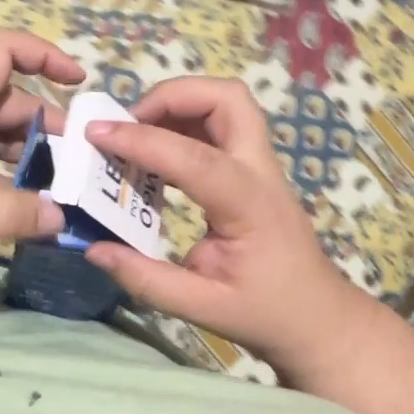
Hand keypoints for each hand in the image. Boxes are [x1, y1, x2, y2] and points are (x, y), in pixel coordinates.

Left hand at [0, 30, 80, 276]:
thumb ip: (11, 214)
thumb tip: (61, 218)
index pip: (0, 51)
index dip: (43, 54)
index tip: (79, 81)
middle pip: (3, 101)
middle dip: (45, 126)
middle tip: (80, 164)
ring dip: (22, 155)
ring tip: (56, 189)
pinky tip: (11, 208)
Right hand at [80, 78, 382, 365]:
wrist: (318, 318)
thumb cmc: (265, 313)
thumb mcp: (202, 309)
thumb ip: (146, 279)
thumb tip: (95, 250)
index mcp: (250, 206)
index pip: (195, 156)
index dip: (143, 140)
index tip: (96, 134)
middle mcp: (260, 173)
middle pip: (227, 99)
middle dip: (173, 96)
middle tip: (129, 124)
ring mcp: (260, 166)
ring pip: (226, 103)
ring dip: (177, 104)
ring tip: (135, 134)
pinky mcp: (251, 170)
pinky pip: (219, 126)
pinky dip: (182, 123)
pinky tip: (154, 154)